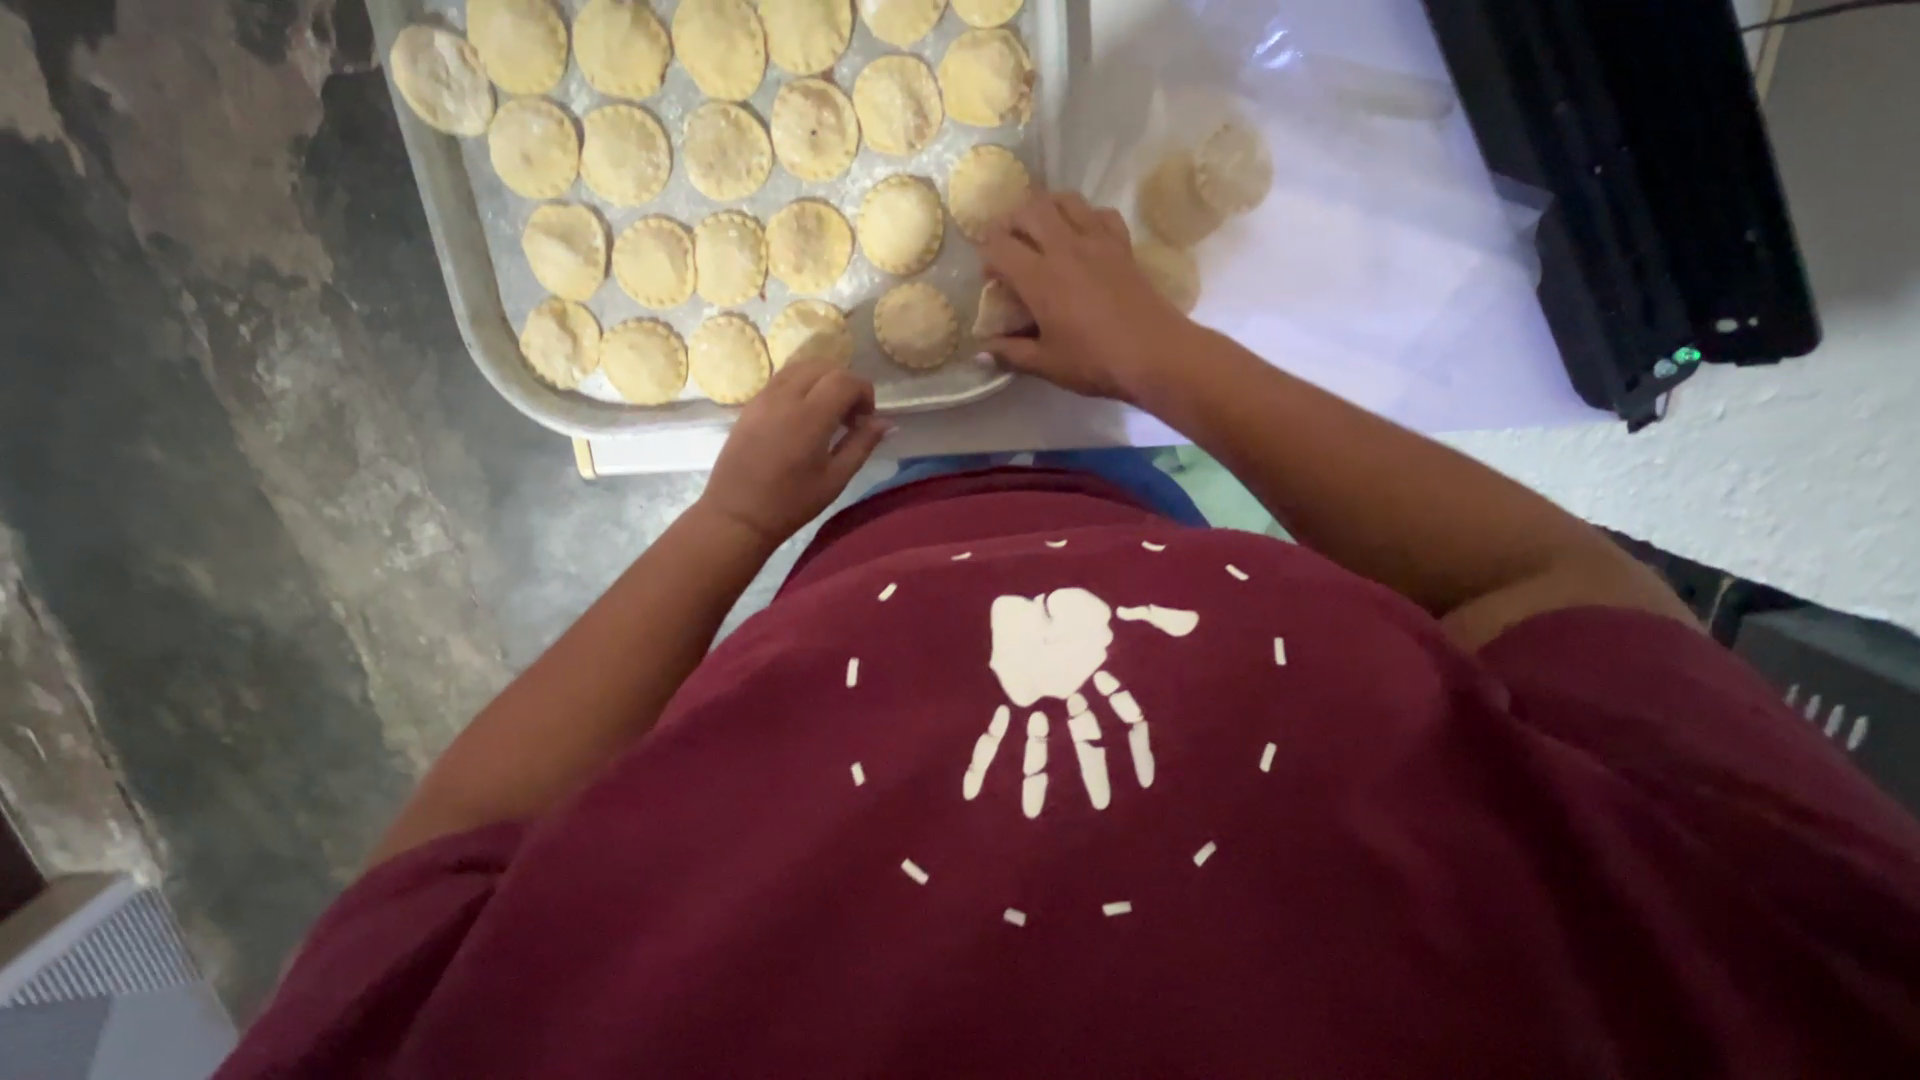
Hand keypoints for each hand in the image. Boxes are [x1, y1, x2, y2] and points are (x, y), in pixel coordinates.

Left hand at [696, 356, 891, 545]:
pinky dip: (801, 385)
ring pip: (800, 366)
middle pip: (824, 365)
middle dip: (844, 383)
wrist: (737, 514)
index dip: (863, 392)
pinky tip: (803, 416)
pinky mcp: (750, 404)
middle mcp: (785, 397)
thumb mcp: (835, 478)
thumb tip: (885, 422)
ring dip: (822, 380)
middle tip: (849, 416)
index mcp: (810, 417)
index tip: (865, 419)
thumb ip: (861, 444)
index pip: (845, 380)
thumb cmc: (791, 503)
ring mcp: (763, 397)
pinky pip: (782, 379)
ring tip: (827, 413)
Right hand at [976, 192, 1200, 402]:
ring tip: (1042, 229)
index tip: (991, 277)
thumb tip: (980, 353)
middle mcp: (1065, 248)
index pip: (999, 246)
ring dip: (1047, 207)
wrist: (1156, 355)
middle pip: (1029, 209)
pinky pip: (1101, 214)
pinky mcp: (1122, 245)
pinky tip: (1084, 235)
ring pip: (1065, 200)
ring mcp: (1097, 242)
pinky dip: (1086, 216)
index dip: (987, 255)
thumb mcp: (1046, 364)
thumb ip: (1010, 354)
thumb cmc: (1095, 362)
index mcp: (1039, 277)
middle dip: (1011, 221)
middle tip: (1009, 244)